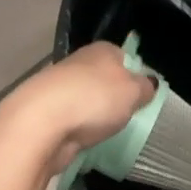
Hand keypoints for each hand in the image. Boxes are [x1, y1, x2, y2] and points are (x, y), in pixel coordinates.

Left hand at [0, 42, 156, 178]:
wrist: (42, 123)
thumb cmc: (95, 100)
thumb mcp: (134, 91)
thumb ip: (145, 87)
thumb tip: (148, 83)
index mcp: (102, 50)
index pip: (125, 56)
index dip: (136, 76)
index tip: (143, 98)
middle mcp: (79, 63)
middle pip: (105, 79)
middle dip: (114, 97)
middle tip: (128, 118)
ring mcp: (60, 88)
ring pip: (87, 99)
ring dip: (95, 114)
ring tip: (107, 132)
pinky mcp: (47, 112)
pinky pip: (73, 119)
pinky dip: (79, 129)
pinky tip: (85, 140)